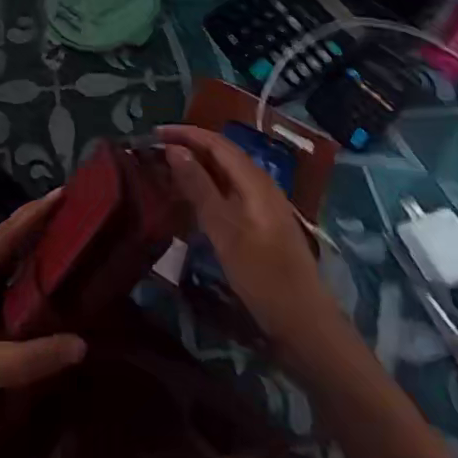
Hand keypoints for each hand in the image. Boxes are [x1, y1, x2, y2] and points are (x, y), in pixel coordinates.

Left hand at [0, 191, 87, 427]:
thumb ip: (34, 358)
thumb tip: (82, 345)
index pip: (8, 235)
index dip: (36, 214)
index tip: (62, 192)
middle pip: (4, 239)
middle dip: (34, 221)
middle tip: (68, 206)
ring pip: (2, 257)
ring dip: (27, 243)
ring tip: (60, 231)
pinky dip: (19, 267)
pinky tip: (38, 274)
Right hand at [159, 124, 333, 334]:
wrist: (304, 323)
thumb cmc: (262, 275)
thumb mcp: (223, 230)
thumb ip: (199, 187)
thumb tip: (175, 149)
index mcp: (255, 181)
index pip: (217, 143)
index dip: (185, 133)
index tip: (153, 133)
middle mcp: (262, 185)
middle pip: (223, 154)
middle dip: (190, 146)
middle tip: (155, 149)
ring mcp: (265, 205)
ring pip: (227, 172)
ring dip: (198, 164)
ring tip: (167, 168)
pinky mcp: (262, 223)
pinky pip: (230, 190)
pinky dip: (207, 184)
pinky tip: (191, 197)